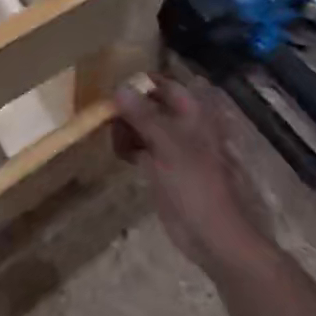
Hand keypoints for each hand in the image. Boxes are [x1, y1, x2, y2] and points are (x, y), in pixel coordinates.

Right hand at [114, 76, 273, 274]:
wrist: (210, 233)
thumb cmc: (194, 182)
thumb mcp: (167, 144)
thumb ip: (143, 115)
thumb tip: (119, 87)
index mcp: (191, 113)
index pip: (164, 85)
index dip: (142, 83)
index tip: (114, 85)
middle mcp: (181, 125)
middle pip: (150, 105)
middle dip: (128, 107)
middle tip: (106, 115)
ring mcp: (171, 147)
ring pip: (142, 126)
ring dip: (126, 127)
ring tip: (113, 136)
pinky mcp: (161, 169)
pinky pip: (140, 149)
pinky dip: (128, 147)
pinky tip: (119, 152)